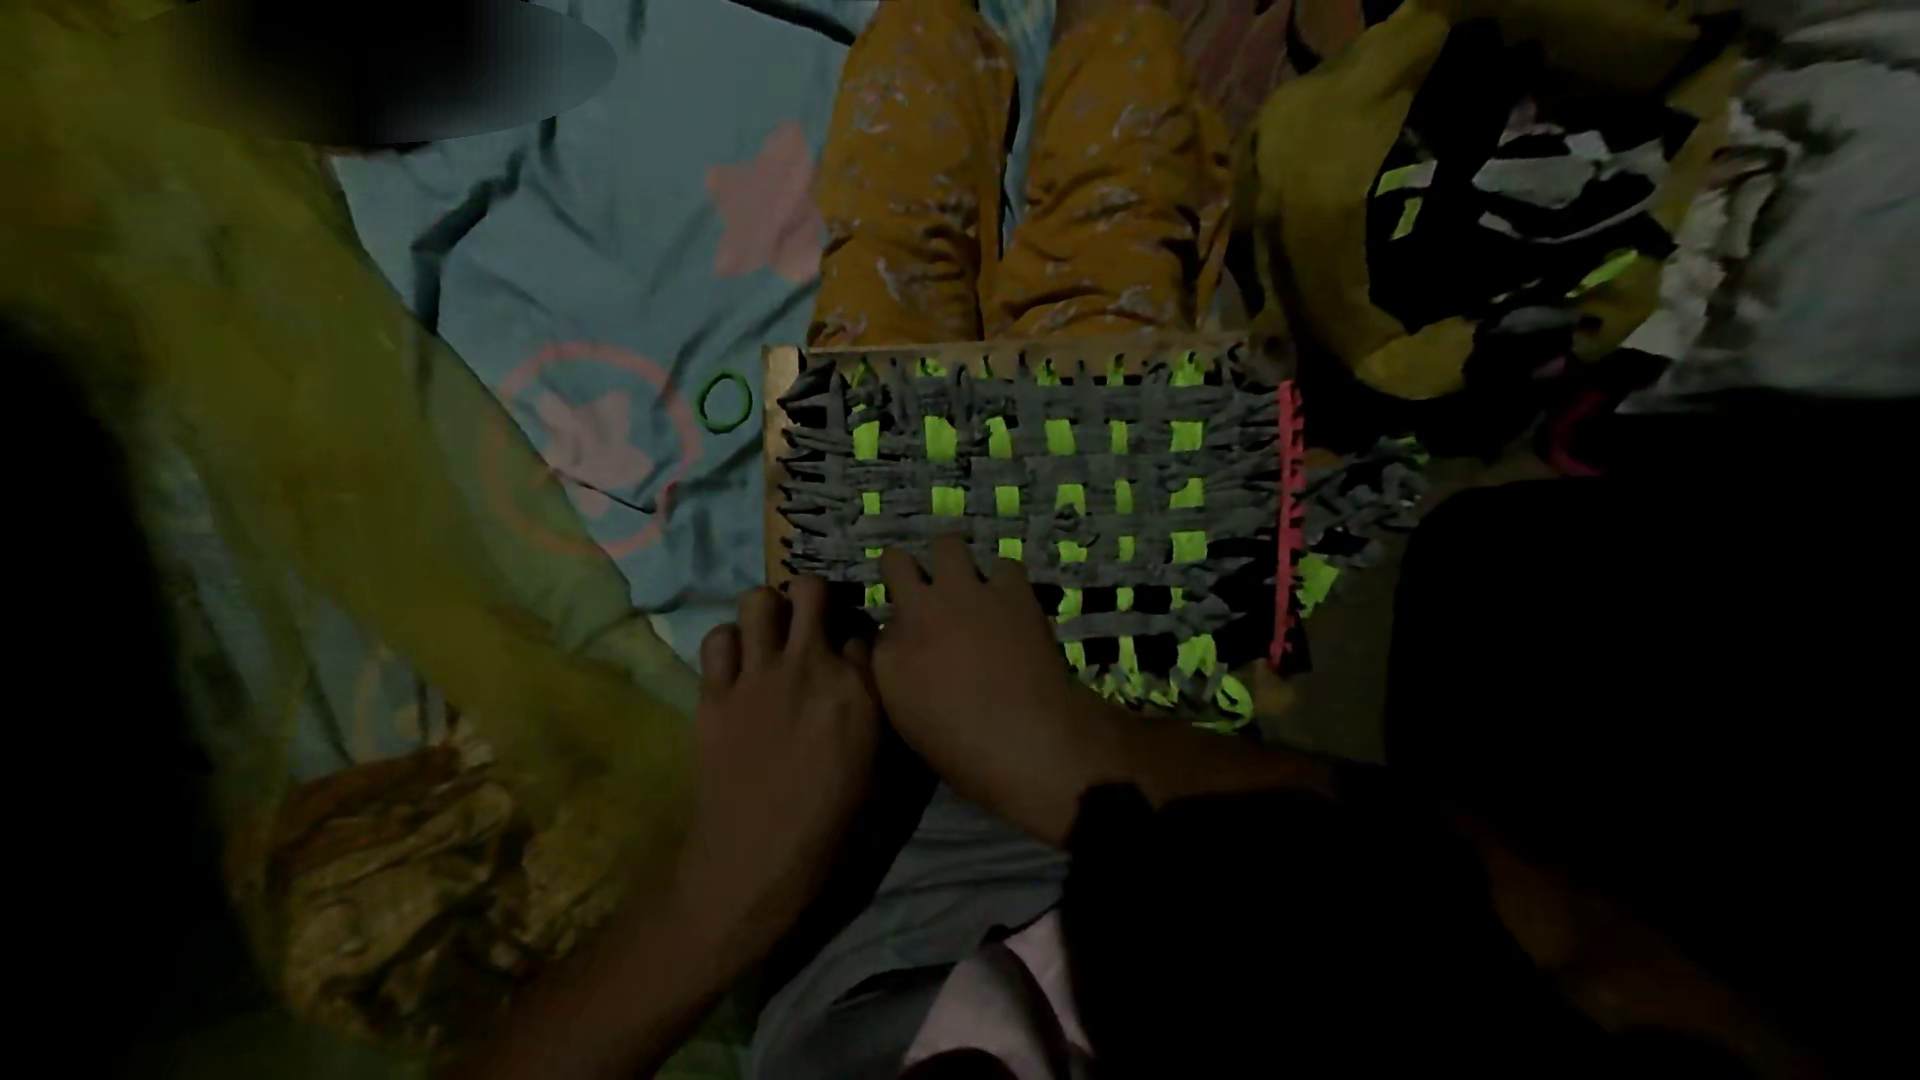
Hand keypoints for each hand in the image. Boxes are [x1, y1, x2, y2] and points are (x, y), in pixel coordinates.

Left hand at [676, 579, 880, 945]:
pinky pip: (717, 639)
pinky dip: (729, 642)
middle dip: (814, 596)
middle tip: (810, 618)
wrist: (756, 859)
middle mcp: (809, 667)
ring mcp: (757, 677)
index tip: (851, 646)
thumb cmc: (830, 821)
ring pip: (757, 601)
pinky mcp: (715, 694)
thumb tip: (858, 670)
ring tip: (770, 634)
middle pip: (811, 591)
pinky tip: (737, 664)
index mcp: (857, 689)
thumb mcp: (875, 761)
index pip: (861, 627)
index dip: (856, 632)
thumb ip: (871, 703)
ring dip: (768, 610)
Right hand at [873, 534, 1126, 843]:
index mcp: (888, 652)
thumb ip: (899, 672)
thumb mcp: (909, 718)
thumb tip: (905, 646)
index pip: (877, 620)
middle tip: (924, 586)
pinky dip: (1004, 580)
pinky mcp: (1010, 590)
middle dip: (906, 568)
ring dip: (953, 561)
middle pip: (897, 560)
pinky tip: (1010, 600)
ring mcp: (965, 593)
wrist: (1028, 738)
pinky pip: (1003, 565)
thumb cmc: (964, 749)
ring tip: (968, 583)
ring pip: (948, 544)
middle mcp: (919, 611)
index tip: (903, 624)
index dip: (892, 619)